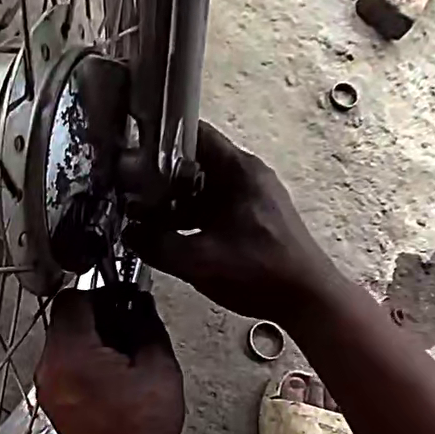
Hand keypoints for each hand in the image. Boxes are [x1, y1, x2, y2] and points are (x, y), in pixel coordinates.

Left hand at [36, 288, 184, 433]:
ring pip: (64, 336)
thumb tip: (140, 302)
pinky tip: (113, 369)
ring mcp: (46, 382)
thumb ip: (147, 326)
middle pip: (66, 316)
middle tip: (130, 323)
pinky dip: (85, 354)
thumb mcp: (160, 370)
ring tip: (125, 351)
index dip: (103, 291)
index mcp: (73, 355)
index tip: (125, 298)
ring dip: (93, 334)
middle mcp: (50, 366)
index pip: (73, 298)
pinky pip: (64, 359)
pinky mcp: (50, 395)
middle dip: (99, 313)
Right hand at [124, 121, 343, 326]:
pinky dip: (189, 217)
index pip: (193, 133)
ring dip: (172, 202)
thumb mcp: (199, 260)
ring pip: (201, 188)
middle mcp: (246, 176)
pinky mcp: (252, 219)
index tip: (129, 155)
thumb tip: (129, 234)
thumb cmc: (259, 273)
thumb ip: (157, 246)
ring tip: (140, 218)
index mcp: (238, 170)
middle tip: (127, 192)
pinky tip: (168, 236)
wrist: (306, 299)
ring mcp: (251, 197)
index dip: (157, 139)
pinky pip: (213, 207)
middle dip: (158, 177)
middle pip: (194, 162)